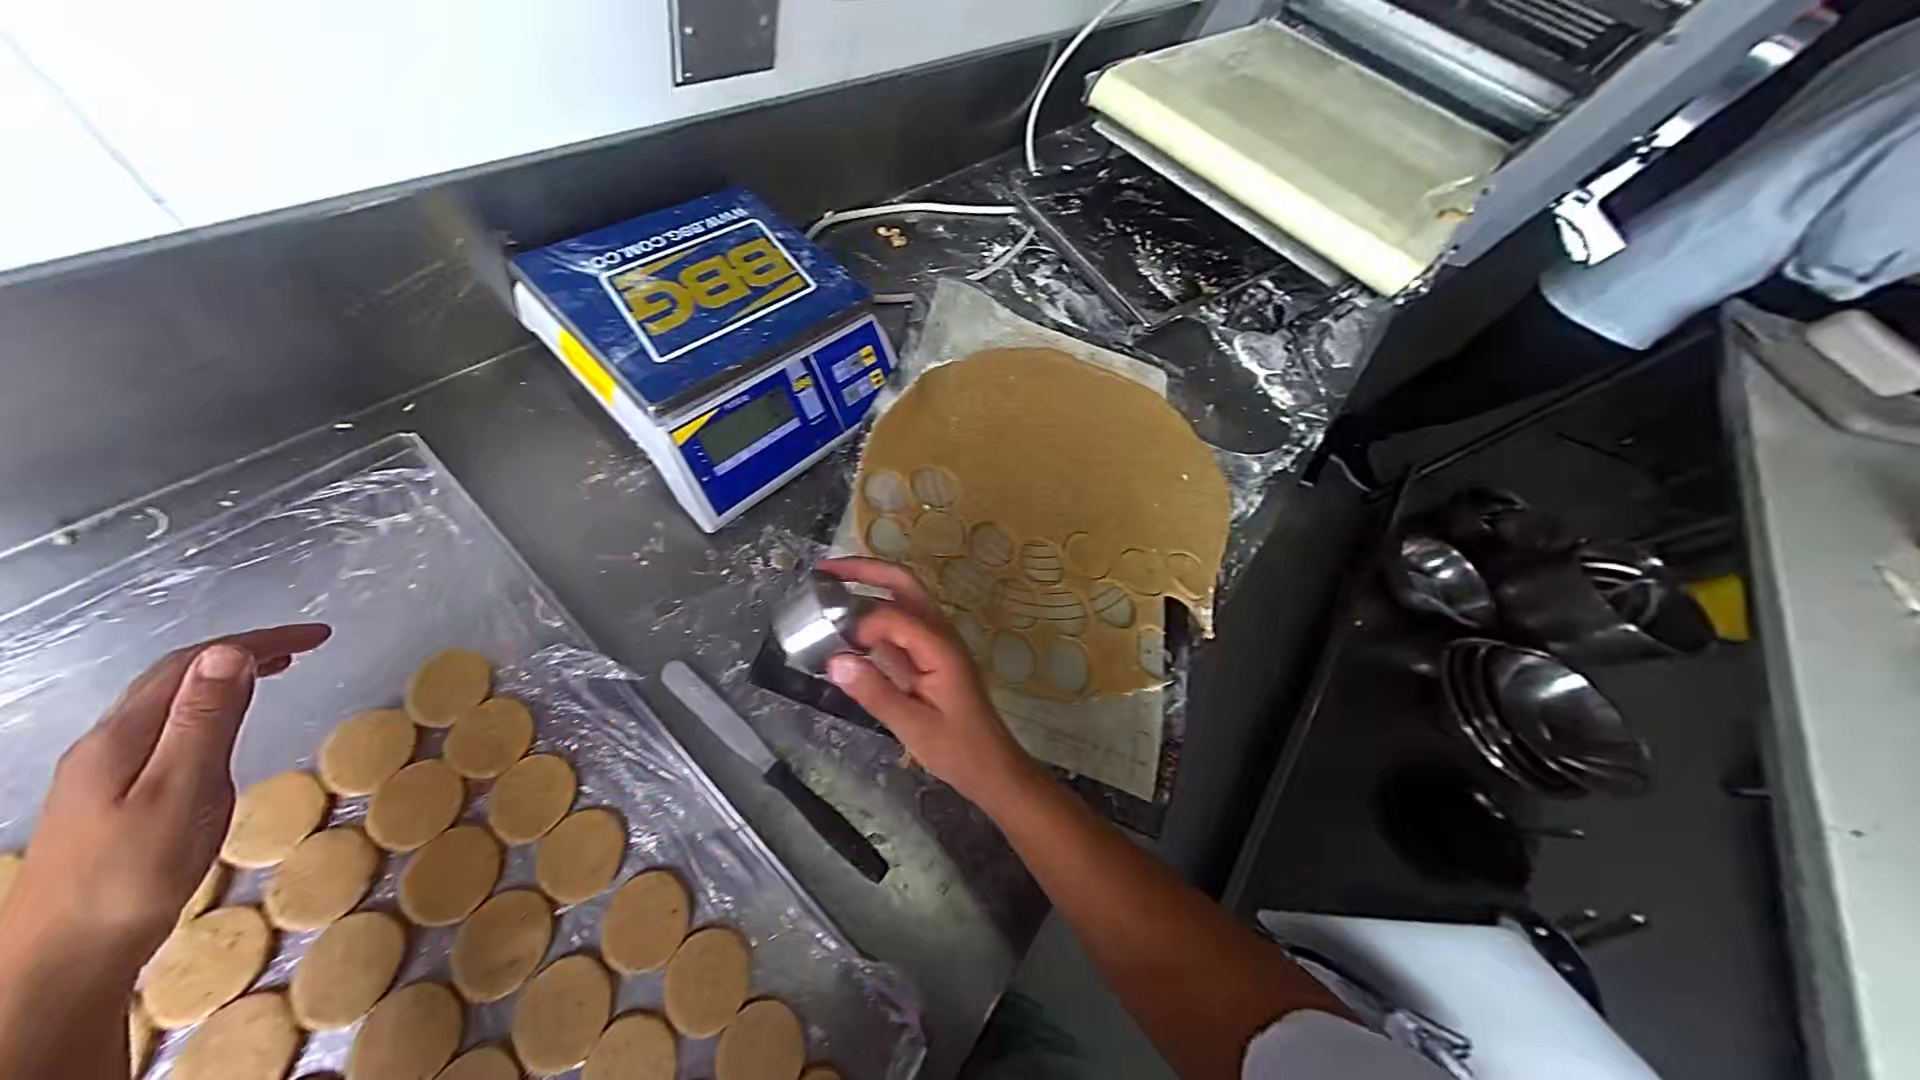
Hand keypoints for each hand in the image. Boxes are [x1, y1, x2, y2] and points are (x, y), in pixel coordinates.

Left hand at [2, 624, 330, 968]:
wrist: (65, 957)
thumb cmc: (134, 871)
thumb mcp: (182, 789)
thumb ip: (205, 720)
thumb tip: (230, 652)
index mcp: (124, 735)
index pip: (195, 663)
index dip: (260, 641)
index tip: (321, 637)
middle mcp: (108, 742)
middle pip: (176, 675)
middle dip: (244, 650)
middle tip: (308, 647)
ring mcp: (104, 769)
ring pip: (169, 700)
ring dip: (226, 674)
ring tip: (279, 671)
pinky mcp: (113, 792)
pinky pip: (167, 726)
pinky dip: (210, 705)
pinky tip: (227, 723)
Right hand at [817, 558, 1040, 806]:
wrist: (993, 766)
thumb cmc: (959, 749)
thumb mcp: (913, 727)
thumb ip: (875, 692)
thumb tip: (835, 661)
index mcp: (940, 647)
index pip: (894, 616)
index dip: (861, 626)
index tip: (838, 649)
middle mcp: (941, 633)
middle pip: (904, 584)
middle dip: (865, 571)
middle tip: (824, 570)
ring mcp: (939, 641)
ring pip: (905, 597)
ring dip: (871, 585)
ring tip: (832, 586)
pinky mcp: (933, 654)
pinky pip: (904, 622)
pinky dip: (876, 613)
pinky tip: (853, 626)